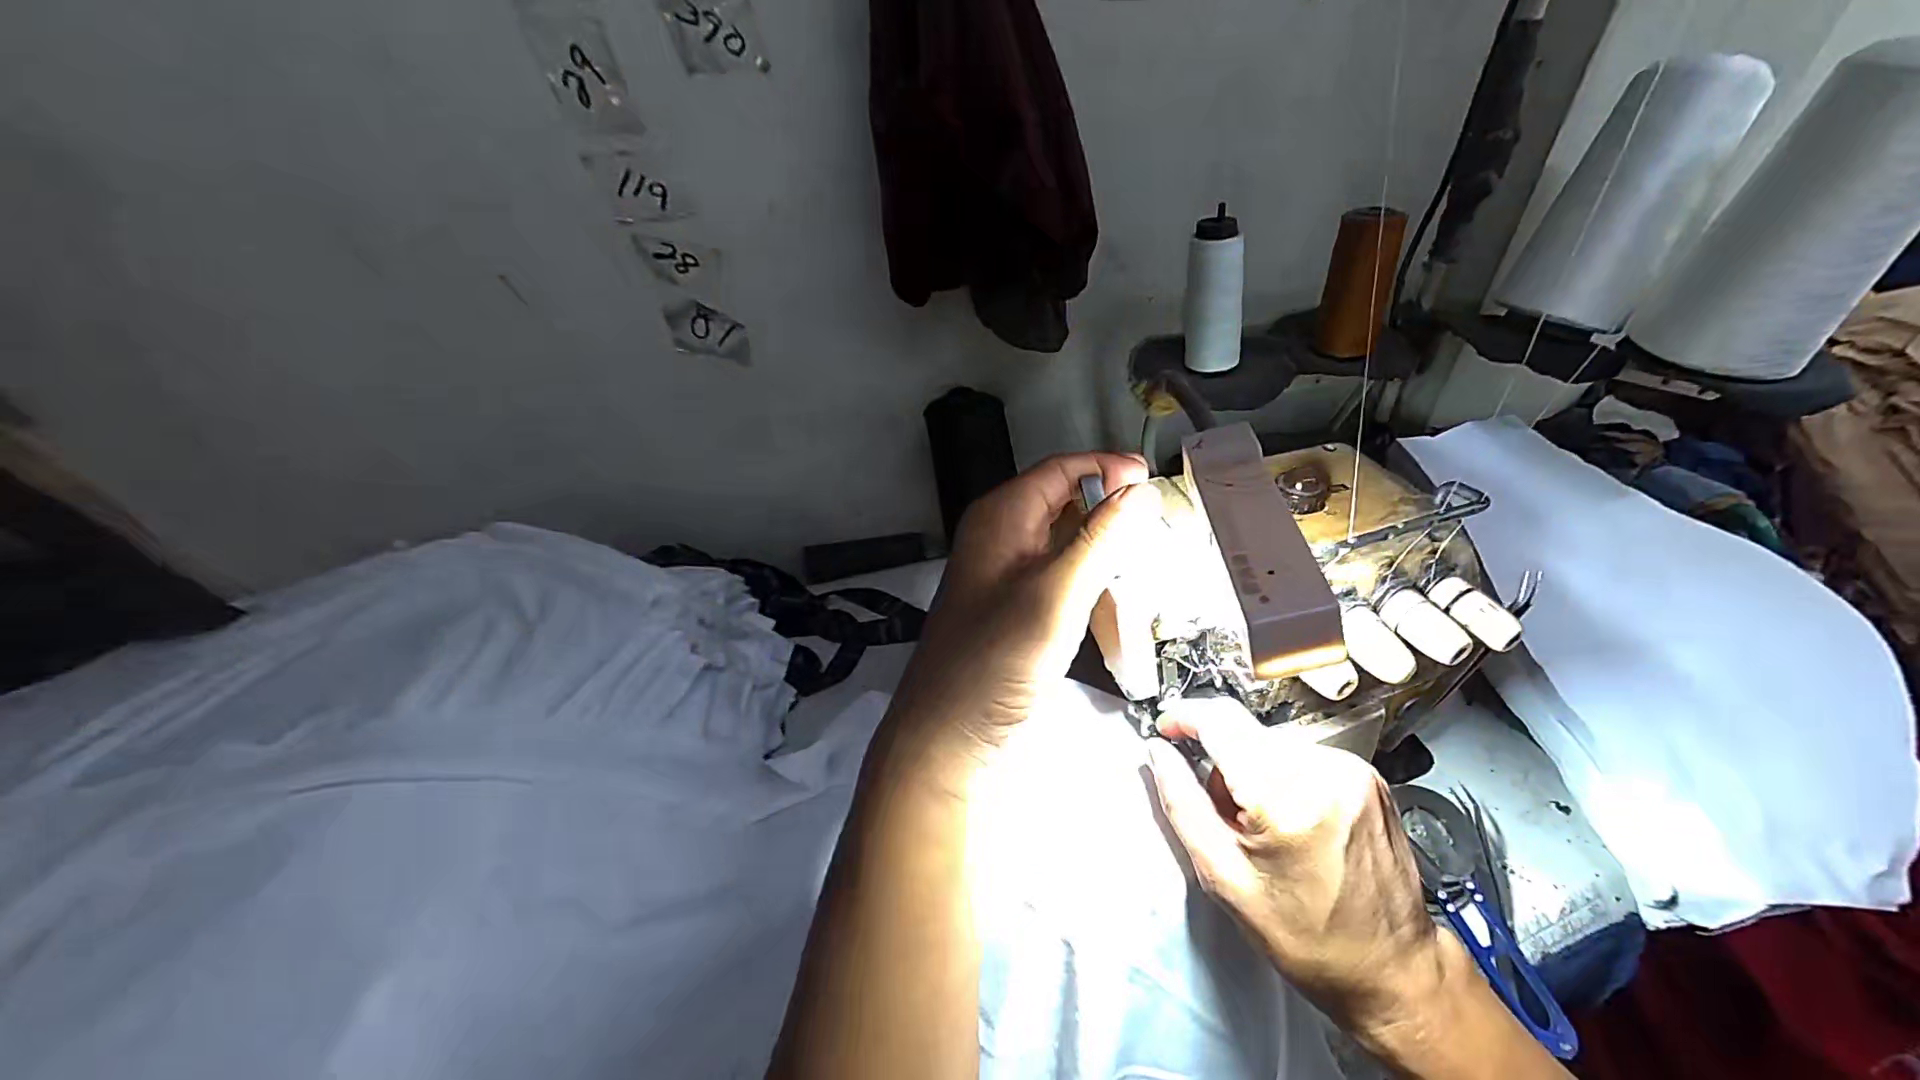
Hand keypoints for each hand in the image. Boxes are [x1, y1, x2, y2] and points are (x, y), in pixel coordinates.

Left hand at [891, 453, 1161, 750]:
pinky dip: (1088, 582)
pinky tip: (1115, 603)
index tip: (1152, 482)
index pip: (1060, 469)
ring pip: (1064, 542)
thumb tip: (1137, 492)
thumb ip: (1100, 540)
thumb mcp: (1056, 596)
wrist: (948, 735)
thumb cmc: (995, 662)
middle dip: (1109, 511)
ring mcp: (1005, 573)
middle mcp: (1000, 537)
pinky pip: (1058, 577)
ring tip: (1145, 565)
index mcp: (1000, 517)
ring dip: (1103, 549)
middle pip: (1063, 503)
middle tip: (1157, 527)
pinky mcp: (1013, 607)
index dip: (1107, 468)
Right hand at [1145, 697, 1446, 1039]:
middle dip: (1219, 758)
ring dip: (1250, 766)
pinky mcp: (1366, 775)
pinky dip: (1281, 773)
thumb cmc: (1312, 938)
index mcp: (1287, 802)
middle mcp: (1326, 776)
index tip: (1168, 726)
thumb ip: (1182, 803)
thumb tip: (1160, 754)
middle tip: (1224, 813)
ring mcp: (1352, 773)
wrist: (1390, 967)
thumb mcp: (1223, 876)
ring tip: (1262, 824)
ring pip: (1268, 739)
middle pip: (1243, 730)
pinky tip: (1291, 818)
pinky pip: (1300, 751)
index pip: (1220, 723)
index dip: (1184, 718)